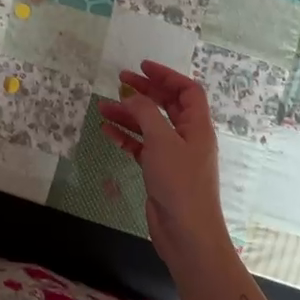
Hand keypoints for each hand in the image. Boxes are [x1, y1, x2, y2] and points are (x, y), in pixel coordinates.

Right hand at [97, 61, 223, 268]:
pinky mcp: (159, 171)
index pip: (187, 91)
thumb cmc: (180, 183)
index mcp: (197, 126)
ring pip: (149, 126)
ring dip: (128, 115)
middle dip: (144, 91)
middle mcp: (187, 137)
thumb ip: (145, 114)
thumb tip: (131, 97)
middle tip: (119, 80)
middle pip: (166, 105)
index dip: (166, 75)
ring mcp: (173, 155)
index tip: (142, 66)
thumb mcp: (161, 141)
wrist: (186, 233)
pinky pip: (141, 146)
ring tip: (103, 106)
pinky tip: (107, 131)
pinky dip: (125, 137)